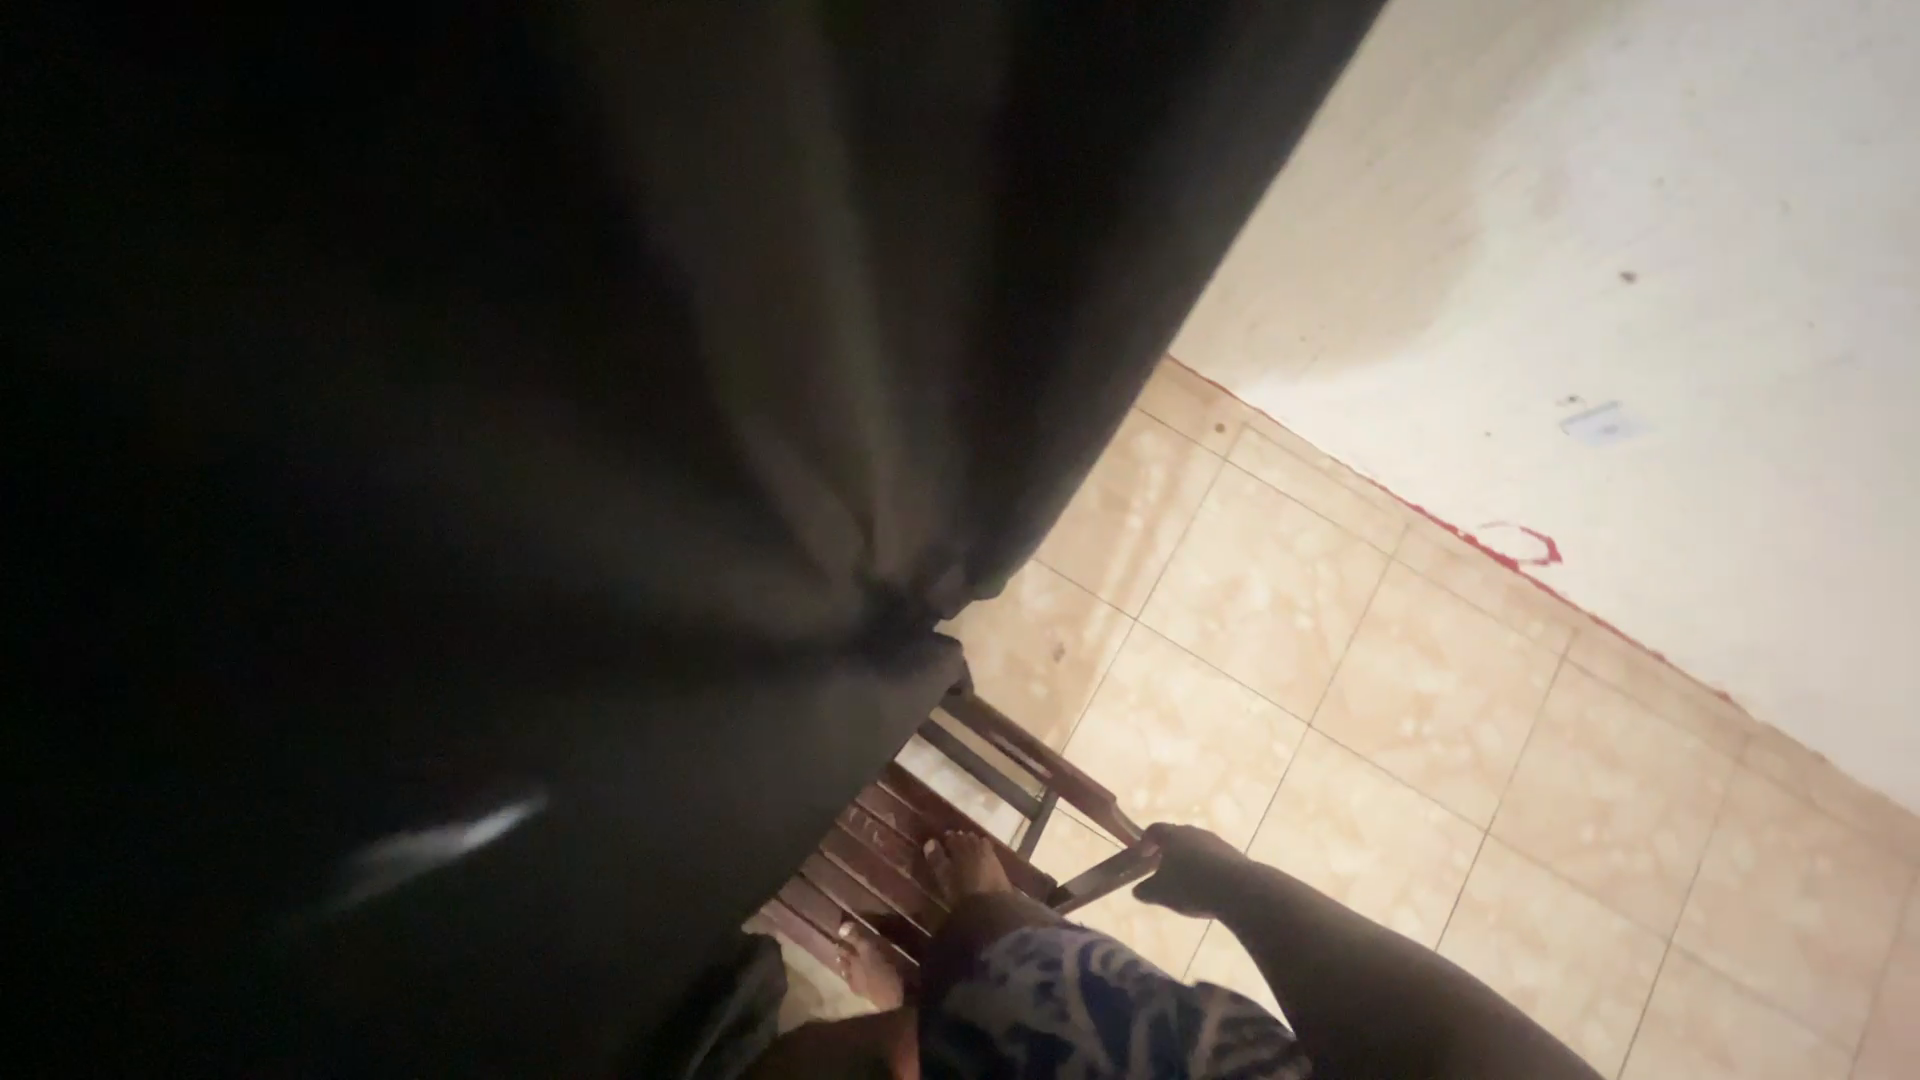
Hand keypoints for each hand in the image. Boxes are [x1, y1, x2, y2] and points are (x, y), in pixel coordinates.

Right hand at [1131, 823, 1249, 919]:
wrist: (1238, 890)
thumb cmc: (1191, 886)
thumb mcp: (1161, 893)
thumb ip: (1146, 890)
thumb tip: (1137, 890)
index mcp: (1172, 835)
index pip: (1154, 830)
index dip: (1145, 841)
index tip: (1142, 855)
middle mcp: (1193, 832)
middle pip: (1176, 837)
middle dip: (1168, 851)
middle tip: (1163, 869)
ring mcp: (1215, 842)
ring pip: (1197, 847)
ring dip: (1190, 860)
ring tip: (1187, 881)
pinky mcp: (1233, 855)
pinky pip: (1214, 858)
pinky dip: (1207, 869)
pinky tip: (1208, 887)